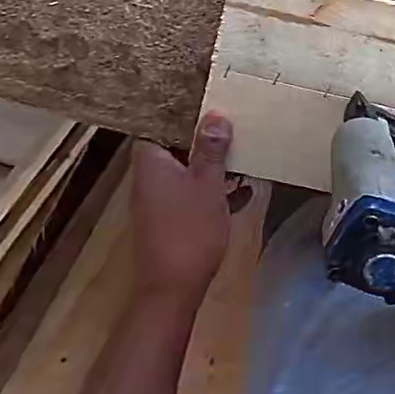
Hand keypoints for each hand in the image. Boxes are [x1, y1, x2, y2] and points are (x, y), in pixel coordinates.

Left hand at [129, 113, 233, 308]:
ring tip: (242, 154)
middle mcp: (150, 180)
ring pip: (187, 173)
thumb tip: (215, 115)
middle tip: (228, 124)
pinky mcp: (172, 223)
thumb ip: (211, 149)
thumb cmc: (189, 230)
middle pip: (174, 149)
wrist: (173, 289)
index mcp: (151, 164)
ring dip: (211, 166)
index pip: (155, 127)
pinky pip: (193, 197)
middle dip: (201, 139)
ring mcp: (160, 203)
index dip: (176, 114)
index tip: (200, 103)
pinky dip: (214, 192)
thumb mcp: (207, 183)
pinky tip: (244, 192)